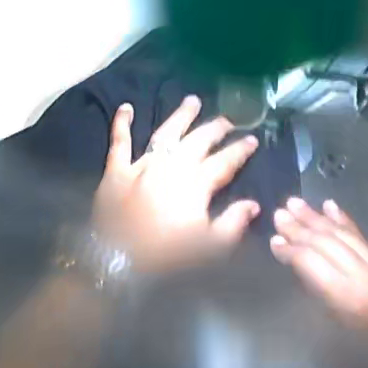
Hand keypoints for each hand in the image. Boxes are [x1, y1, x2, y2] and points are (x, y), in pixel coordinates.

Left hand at [92, 96, 259, 274]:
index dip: (240, 150)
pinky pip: (119, 143)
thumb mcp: (208, 247)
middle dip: (216, 128)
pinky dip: (121, 124)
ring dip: (181, 116)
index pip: (224, 161)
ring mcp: (142, 165)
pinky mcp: (116, 171)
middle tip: (228, 121)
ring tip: (193, 101)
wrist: (114, 266)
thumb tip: (253, 205)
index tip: (253, 139)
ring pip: (166, 133)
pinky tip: (126, 107)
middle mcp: (171, 166)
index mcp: (195, 184)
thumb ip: (232, 223)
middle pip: (198, 141)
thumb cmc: (166, 259)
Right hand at [272, 198, 367, 367]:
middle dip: (305, 227)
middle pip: (332, 244)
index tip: (272, 238)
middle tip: (282, 210)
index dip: (292, 250)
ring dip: (323, 221)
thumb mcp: (337, 363)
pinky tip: (336, 211)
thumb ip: (320, 316)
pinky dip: (350, 226)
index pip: (315, 263)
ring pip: (350, 239)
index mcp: (354, 304)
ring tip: (300, 203)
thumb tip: (301, 285)